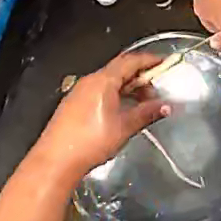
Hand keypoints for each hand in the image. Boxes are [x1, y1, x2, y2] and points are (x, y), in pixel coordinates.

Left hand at [30, 52, 170, 180]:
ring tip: (141, 103)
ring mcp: (79, 91)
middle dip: (140, 77)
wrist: (56, 159)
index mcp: (103, 81)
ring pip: (108, 81)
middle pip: (119, 69)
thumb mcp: (124, 127)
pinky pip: (98, 91)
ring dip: (127, 87)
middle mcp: (89, 81)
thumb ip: (146, 113)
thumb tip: (164, 107)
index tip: (162, 62)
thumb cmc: (89, 142)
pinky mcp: (74, 103)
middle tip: (155, 91)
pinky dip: (114, 94)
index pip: (130, 61)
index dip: (149, 60)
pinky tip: (121, 110)